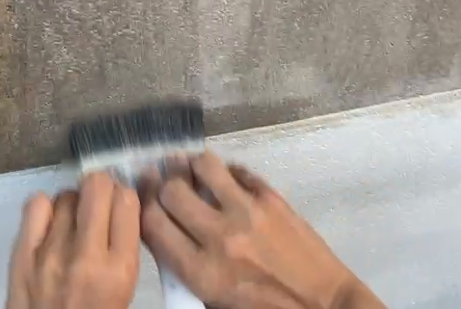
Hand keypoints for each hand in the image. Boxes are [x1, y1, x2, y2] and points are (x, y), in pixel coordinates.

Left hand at [7, 171, 141, 308]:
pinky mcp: (21, 255)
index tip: (120, 208)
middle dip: (101, 190)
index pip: (127, 201)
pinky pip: (36, 204)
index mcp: (119, 271)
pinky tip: (50, 227)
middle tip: (99, 208)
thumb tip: (121, 208)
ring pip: (67, 194)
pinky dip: (46, 209)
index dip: (124, 199)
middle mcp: (86, 256)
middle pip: (97, 186)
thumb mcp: (122, 294)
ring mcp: (50, 253)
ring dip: (74, 205)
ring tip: (72, 226)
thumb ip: (123, 250)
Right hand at [141, 153, 382, 308]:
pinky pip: (237, 169)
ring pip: (203, 165)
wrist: (323, 308)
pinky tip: (224, 178)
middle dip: (161, 182)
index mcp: (202, 273)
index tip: (138, 192)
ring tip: (189, 167)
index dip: (139, 203)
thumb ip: (188, 266)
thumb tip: (166, 229)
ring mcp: (247, 211)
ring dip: (191, 166)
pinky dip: (226, 171)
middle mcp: (220, 236)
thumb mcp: (216, 300)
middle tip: (160, 177)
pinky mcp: (271, 196)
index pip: (152, 224)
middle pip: (171, 190)